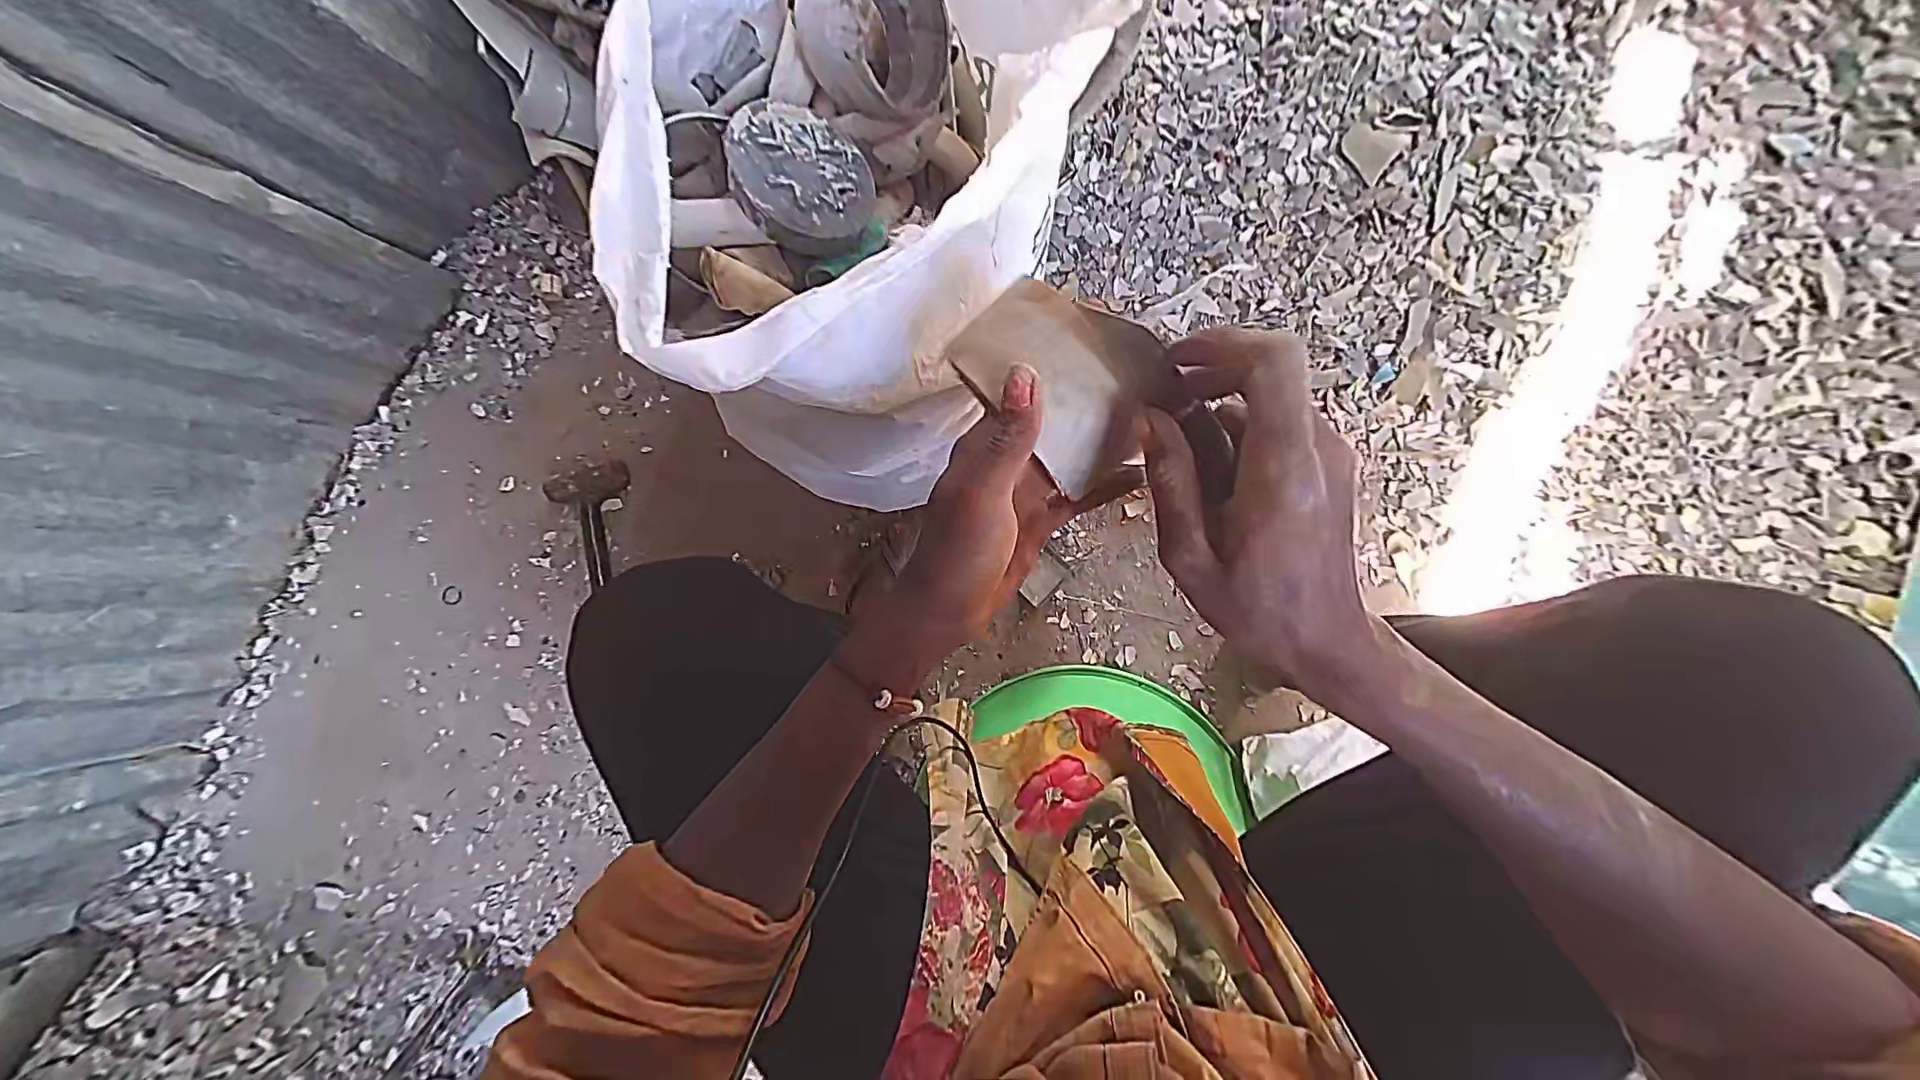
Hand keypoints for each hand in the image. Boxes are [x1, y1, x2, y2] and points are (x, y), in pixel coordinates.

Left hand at [840, 365, 1139, 689]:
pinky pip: (1076, 494)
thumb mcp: (983, 491)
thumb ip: (1008, 439)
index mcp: (986, 447)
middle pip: (1052, 424)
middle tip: (1137, 382)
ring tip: (1145, 420)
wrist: (950, 611)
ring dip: (1099, 442)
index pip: (1022, 396)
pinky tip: (1135, 474)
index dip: (1053, 373)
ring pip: (1068, 457)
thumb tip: (1025, 376)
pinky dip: (1102, 485)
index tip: (1093, 348)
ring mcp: (1026, 491)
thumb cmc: (956, 552)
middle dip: (1086, 405)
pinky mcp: (1041, 518)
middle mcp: (1007, 463)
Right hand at [1141, 328, 1379, 700]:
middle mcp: (1317, 449)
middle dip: (1209, 374)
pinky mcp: (1327, 463)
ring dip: (1217, 409)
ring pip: (1268, 398)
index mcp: (1283, 470)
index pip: (1273, 362)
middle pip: (1269, 371)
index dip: (1220, 344)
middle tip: (1163, 403)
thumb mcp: (1190, 557)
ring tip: (1178, 449)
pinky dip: (1236, 430)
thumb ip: (1170, 482)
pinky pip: (1276, 423)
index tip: (1176, 361)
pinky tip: (1209, 472)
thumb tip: (1150, 421)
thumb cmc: (1257, 610)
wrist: (1327, 640)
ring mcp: (1328, 454)